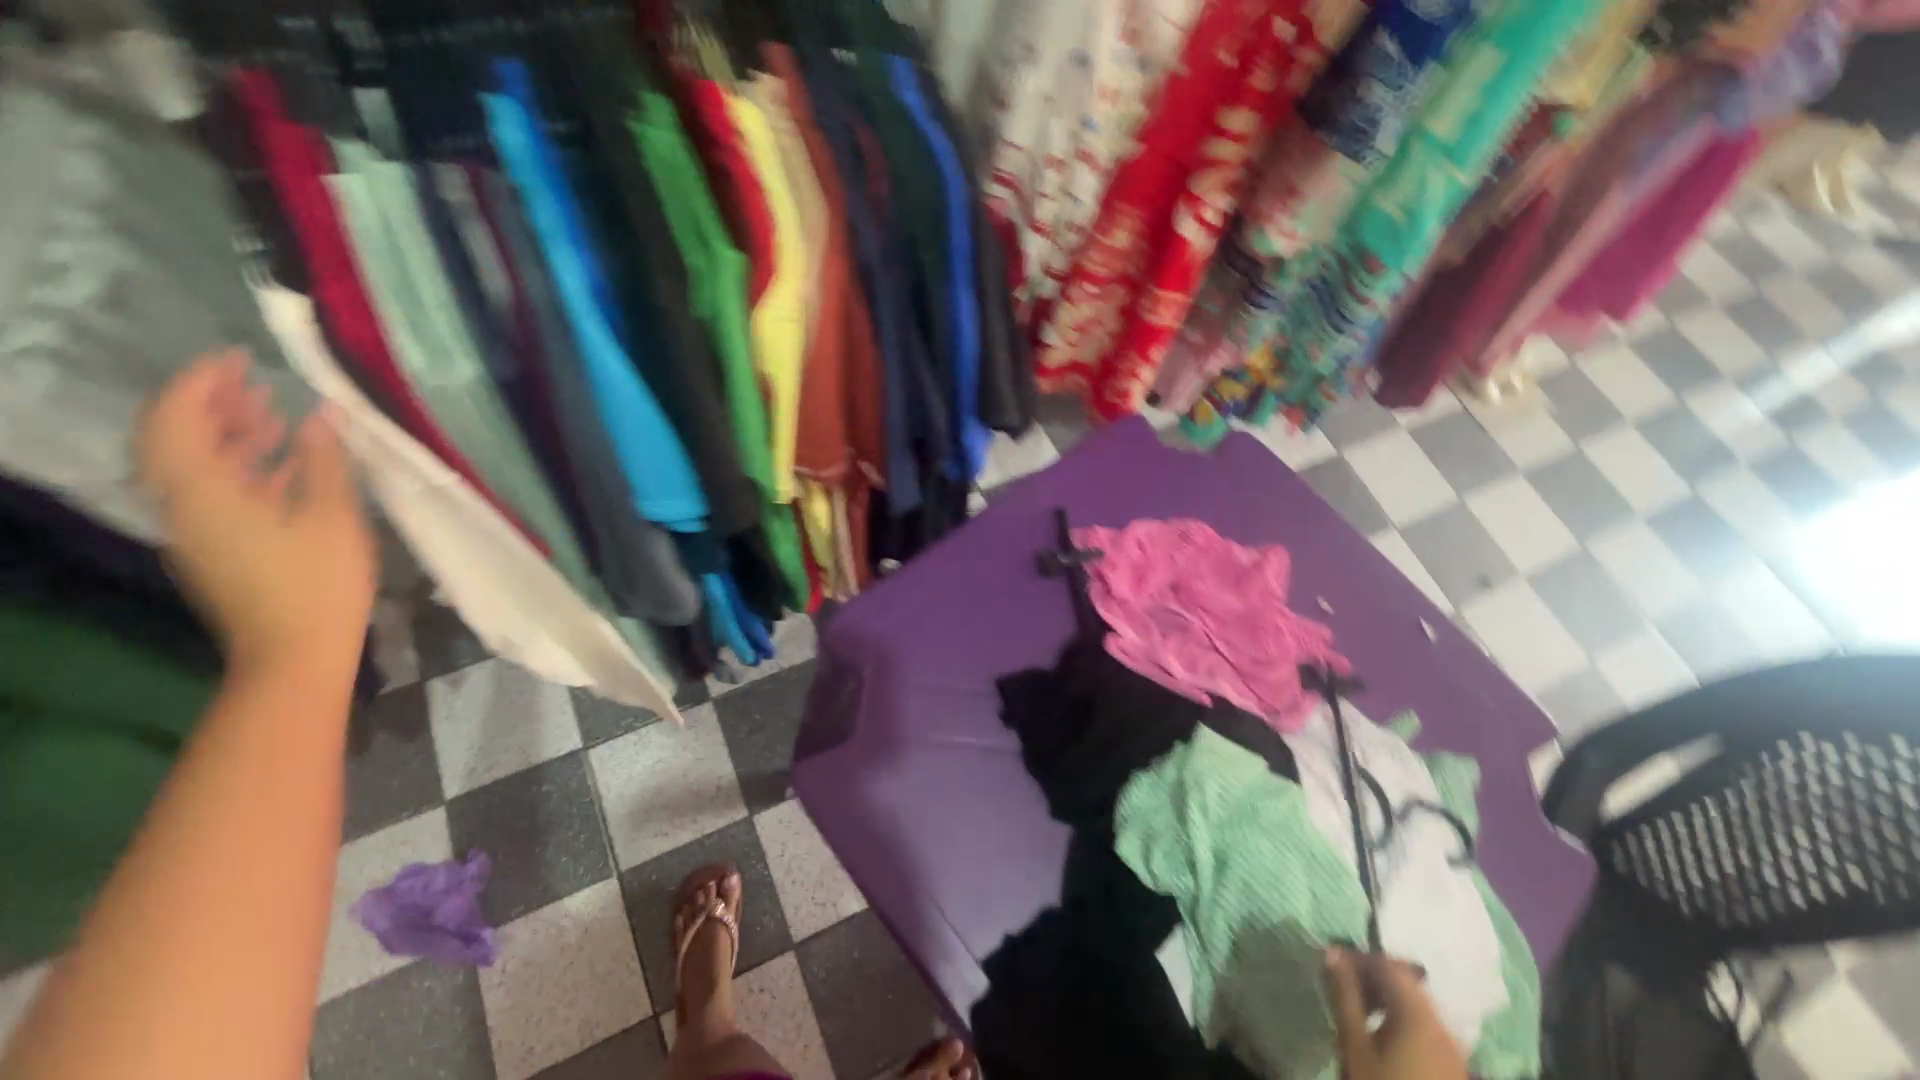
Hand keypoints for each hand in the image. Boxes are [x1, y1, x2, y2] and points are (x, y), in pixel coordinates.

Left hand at [138, 349, 375, 674]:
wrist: (295, 656)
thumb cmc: (318, 583)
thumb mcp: (333, 514)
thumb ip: (323, 458)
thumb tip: (320, 415)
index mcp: (201, 491)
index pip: (175, 418)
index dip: (201, 382)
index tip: (238, 358)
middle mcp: (183, 506)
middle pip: (176, 440)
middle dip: (211, 404)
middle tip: (255, 380)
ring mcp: (196, 531)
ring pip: (195, 467)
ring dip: (226, 434)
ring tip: (273, 413)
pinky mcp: (216, 549)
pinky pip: (214, 492)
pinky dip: (239, 466)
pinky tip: (283, 463)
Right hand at [1325, 949, 1468, 1079]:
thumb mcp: (1354, 1044)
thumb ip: (1343, 996)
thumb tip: (1331, 954)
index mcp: (1418, 1015)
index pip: (1388, 965)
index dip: (1358, 958)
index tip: (1329, 962)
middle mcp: (1442, 1023)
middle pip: (1405, 982)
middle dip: (1371, 978)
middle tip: (1339, 986)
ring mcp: (1452, 1046)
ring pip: (1416, 1004)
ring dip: (1385, 998)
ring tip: (1357, 1012)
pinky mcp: (1453, 1064)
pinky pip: (1425, 1026)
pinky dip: (1401, 1019)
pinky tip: (1380, 1036)